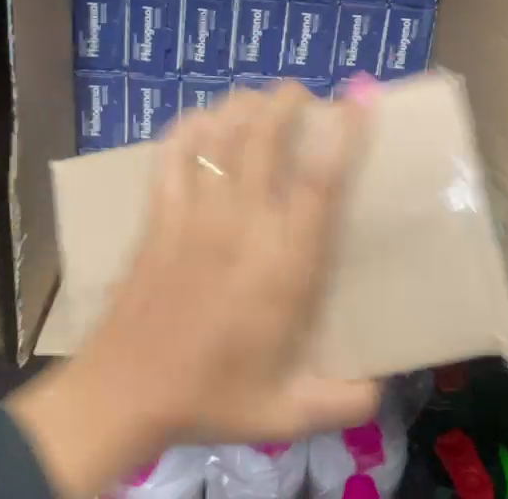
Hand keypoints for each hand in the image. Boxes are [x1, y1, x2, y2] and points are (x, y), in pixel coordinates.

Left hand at [9, 81, 380, 496]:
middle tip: (304, 95)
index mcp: (282, 264)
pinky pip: (172, 156)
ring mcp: (194, 215)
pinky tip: (205, 118)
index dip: (342, 134)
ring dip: (244, 106)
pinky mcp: (158, 216)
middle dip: (287, 103)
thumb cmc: (210, 396)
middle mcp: (241, 225)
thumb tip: (384, 388)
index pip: (320, 182)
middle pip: (265, 139)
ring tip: (262, 98)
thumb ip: (342, 400)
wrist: (123, 394)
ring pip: (220, 138)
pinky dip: (188, 128)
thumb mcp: (285, 412)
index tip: (358, 104)